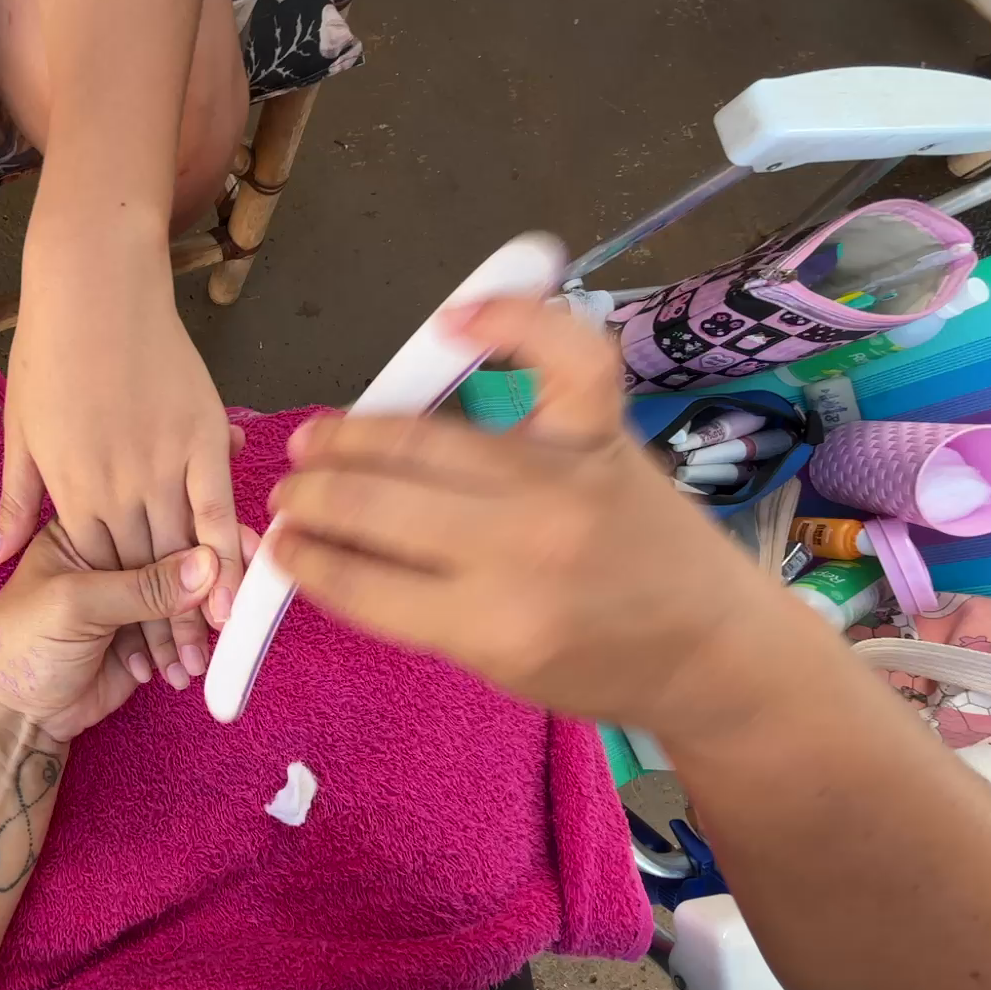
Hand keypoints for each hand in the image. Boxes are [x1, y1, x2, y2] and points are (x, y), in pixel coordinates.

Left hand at [0, 236, 243, 692]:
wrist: (91, 283)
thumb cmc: (48, 355)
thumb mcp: (18, 432)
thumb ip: (15, 503)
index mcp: (71, 490)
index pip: (101, 570)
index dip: (123, 618)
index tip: (142, 661)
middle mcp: (117, 487)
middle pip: (142, 572)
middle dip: (165, 627)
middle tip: (187, 672)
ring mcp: (161, 464)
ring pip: (181, 551)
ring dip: (199, 604)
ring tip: (216, 650)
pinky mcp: (200, 438)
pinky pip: (218, 508)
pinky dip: (230, 553)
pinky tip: (241, 592)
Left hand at [0, 522, 257, 742]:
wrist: (10, 716)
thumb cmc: (22, 644)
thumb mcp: (76, 606)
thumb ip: (141, 587)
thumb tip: (209, 566)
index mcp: (89, 530)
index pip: (153, 516)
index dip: (199, 527)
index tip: (242, 540)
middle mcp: (115, 557)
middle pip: (178, 555)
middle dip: (214, 575)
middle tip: (246, 591)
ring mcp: (132, 599)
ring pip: (185, 597)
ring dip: (205, 620)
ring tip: (221, 640)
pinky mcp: (145, 637)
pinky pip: (182, 634)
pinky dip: (194, 648)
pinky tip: (195, 665)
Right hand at [266, 299, 811, 734]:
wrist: (714, 651)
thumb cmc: (591, 669)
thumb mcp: (482, 664)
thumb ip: (402, 603)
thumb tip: (322, 547)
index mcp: (488, 625)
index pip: (357, 581)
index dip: (301, 560)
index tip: (276, 545)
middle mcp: (521, 546)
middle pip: (376, 504)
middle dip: (308, 497)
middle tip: (285, 493)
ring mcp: (563, 478)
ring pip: (424, 438)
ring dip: (350, 435)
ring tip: (314, 439)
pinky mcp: (603, 436)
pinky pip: (563, 358)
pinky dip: (514, 322)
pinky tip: (454, 321)